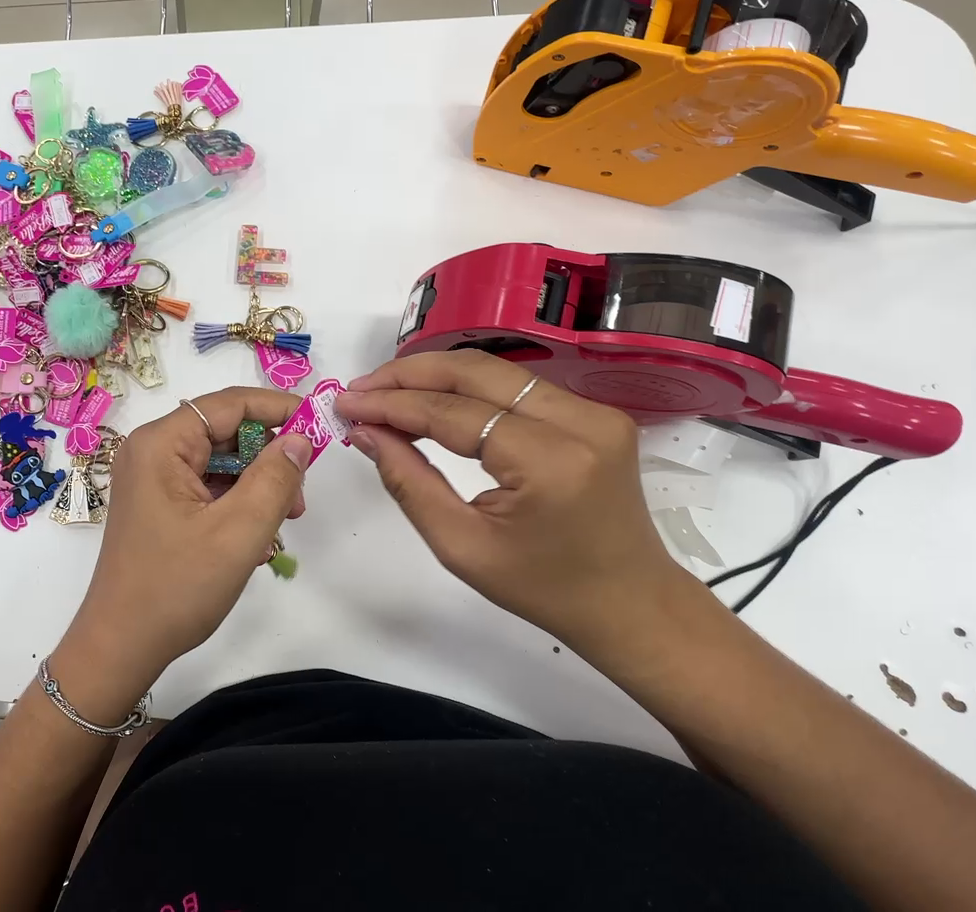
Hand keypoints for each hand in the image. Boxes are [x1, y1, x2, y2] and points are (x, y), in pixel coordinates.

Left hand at [52, 387, 311, 721]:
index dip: (278, 408)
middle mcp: (150, 450)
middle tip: (301, 494)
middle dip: (269, 454)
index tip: (321, 425)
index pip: (229, 404)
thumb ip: (275, 479)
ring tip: (285, 519)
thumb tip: (300, 439)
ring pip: (218, 460)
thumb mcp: (238, 532)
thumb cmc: (176, 587)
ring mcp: (150, 477)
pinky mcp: (156, 502)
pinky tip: (258, 534)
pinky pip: (205, 484)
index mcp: (161, 444)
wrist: (122, 643)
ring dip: (256, 481)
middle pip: (224, 430)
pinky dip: (236, 500)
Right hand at [334, 350, 684, 646]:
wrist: (630, 604)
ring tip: (384, 391)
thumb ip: (407, 481)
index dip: (392, 405)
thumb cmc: (542, 588)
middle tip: (360, 389)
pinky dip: (465, 388)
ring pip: (495, 370)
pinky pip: (515, 386)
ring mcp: (594, 412)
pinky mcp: (594, 414)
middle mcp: (581, 422)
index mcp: (550, 462)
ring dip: (434, 376)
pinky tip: (429, 400)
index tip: (345, 404)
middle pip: (476, 372)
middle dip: (409, 375)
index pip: (453, 414)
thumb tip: (364, 431)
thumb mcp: (460, 545)